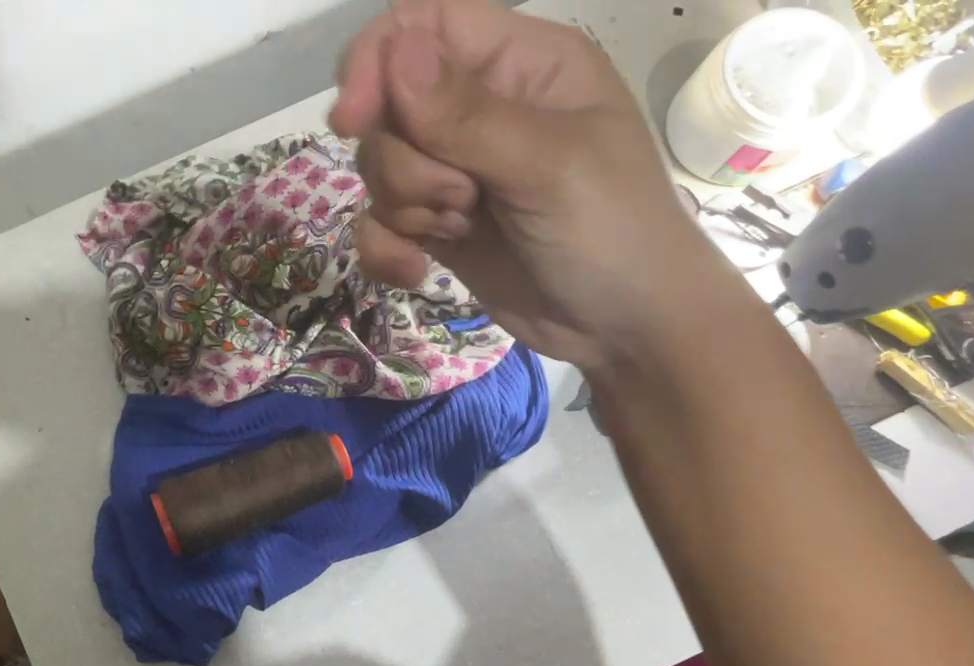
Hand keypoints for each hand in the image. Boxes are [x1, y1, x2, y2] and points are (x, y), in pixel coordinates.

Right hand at [334, 0, 748, 371]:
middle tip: (462, 199)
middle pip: (388, 106)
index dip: (376, 61)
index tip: (353, 120)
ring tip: (460, 231)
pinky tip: (416, 272)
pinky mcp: (437, 226)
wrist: (620, 327)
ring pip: (379, 169)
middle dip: (405, 163)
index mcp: (520, 63)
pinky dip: (385, 250)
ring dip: (404, 208)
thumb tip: (394, 55)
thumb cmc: (610, 230)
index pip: (423, 25)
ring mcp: (454, 171)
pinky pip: (378, 223)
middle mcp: (478, 108)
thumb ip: (468, 115)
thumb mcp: (549, 165)